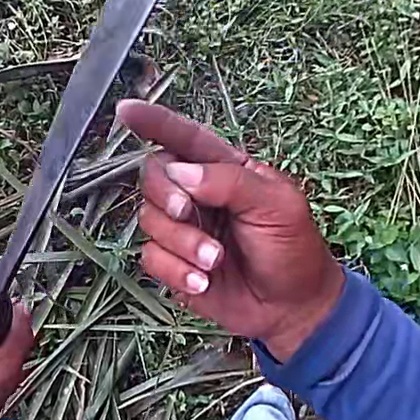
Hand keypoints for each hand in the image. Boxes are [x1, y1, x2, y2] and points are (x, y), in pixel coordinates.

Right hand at [117, 100, 343, 360]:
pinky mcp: (173, 264)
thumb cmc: (293, 249)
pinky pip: (151, 258)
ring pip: (149, 220)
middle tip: (188, 212)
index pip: (185, 138)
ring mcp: (183, 230)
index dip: (155, 123)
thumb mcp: (276, 205)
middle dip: (166, 194)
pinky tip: (204, 282)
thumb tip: (180, 174)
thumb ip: (230, 182)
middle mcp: (197, 195)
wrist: (291, 308)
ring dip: (181, 242)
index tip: (126, 111)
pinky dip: (175, 271)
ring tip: (215, 261)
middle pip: (154, 176)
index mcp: (225, 170)